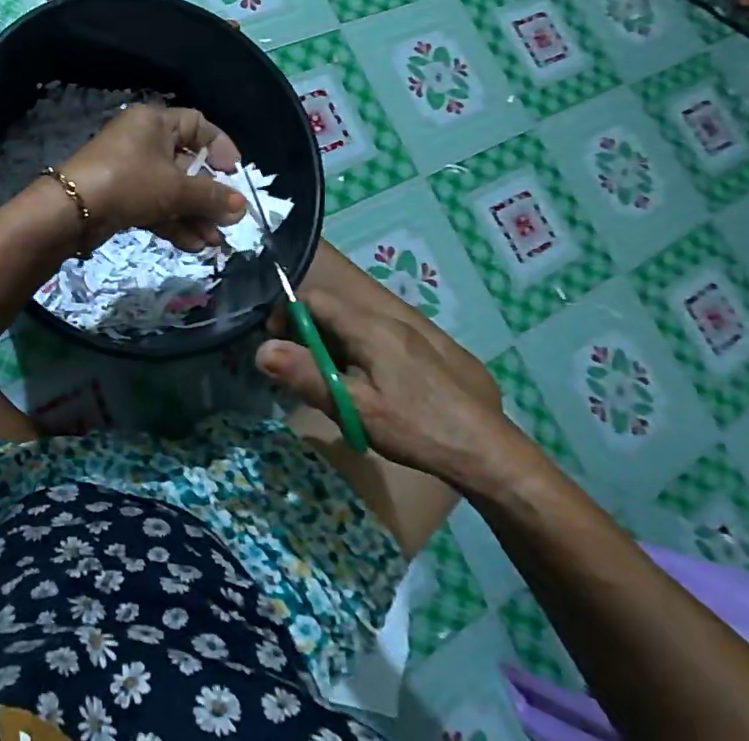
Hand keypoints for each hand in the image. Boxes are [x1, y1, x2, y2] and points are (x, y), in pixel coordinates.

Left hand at [58, 105, 247, 250]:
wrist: (71, 212)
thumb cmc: (129, 183)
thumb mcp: (176, 189)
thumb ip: (212, 197)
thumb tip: (241, 207)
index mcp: (155, 123)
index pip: (199, 125)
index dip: (221, 149)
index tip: (236, 175)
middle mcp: (143, 142)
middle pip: (188, 165)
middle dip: (209, 197)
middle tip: (228, 220)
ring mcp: (131, 171)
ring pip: (173, 192)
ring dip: (195, 217)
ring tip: (214, 243)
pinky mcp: (122, 197)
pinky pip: (156, 207)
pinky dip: (174, 224)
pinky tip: (193, 246)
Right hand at [253, 248, 525, 486]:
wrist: (486, 449)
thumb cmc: (416, 428)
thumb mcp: (355, 407)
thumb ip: (307, 376)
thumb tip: (262, 350)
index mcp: (371, 328)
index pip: (314, 299)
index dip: (286, 315)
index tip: (275, 346)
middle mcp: (391, 320)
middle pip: (334, 312)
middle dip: (307, 335)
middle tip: (298, 374)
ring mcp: (413, 334)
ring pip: (356, 327)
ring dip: (332, 347)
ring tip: (328, 386)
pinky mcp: (427, 351)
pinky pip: (378, 339)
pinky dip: (357, 354)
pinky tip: (364, 389)